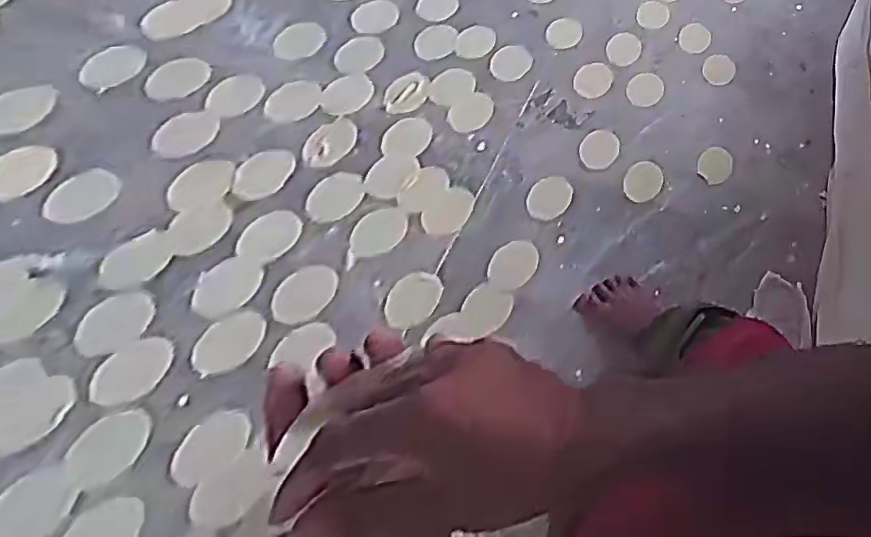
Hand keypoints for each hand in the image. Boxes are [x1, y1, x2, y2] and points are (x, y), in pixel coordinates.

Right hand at [264, 330, 586, 535]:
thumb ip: (366, 513)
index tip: (290, 506)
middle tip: (299, 439)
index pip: (337, 441)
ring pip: (394, 369)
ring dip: (361, 385)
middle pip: (360, 394)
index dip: (304, 476)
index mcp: (417, 413)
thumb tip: (308, 522)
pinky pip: (431, 355)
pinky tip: (392, 375)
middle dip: (321, 419)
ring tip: (332, 387)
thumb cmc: (511, 479)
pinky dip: (404, 368)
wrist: (580, 436)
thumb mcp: (434, 510)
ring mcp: (464, 354)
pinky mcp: (485, 350)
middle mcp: (435, 372)